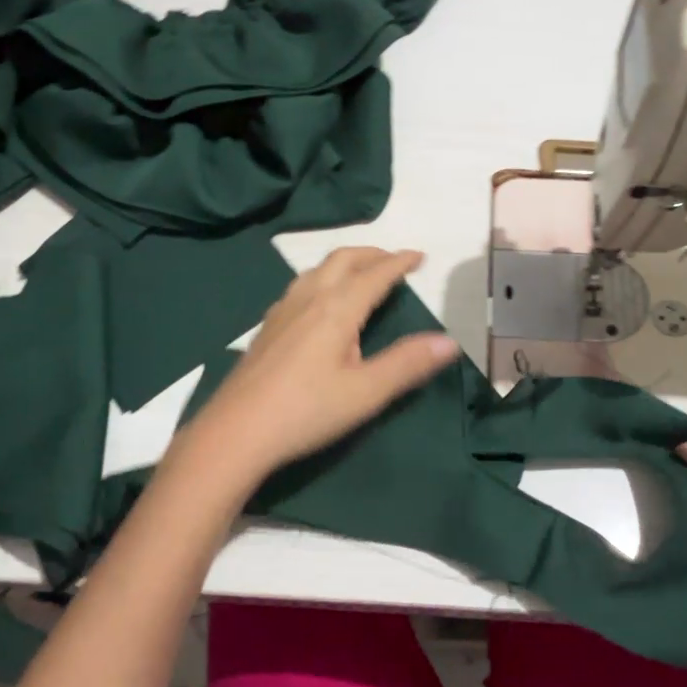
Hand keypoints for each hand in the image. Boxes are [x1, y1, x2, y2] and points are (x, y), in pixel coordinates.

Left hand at [177, 248, 459, 479]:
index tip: (419, 256)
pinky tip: (319, 305)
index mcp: (336, 309)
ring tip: (361, 276)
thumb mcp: (366, 393)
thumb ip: (407, 364)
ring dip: (344, 264)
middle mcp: (308, 299)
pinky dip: (323, 281)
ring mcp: (281, 312)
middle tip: (394, 261)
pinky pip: (300, 288)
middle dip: (371, 255)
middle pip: (342, 260)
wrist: (236, 432)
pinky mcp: (266, 329)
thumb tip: (449, 341)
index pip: (374, 274)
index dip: (399, 262)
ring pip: (316, 271)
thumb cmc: (307, 412)